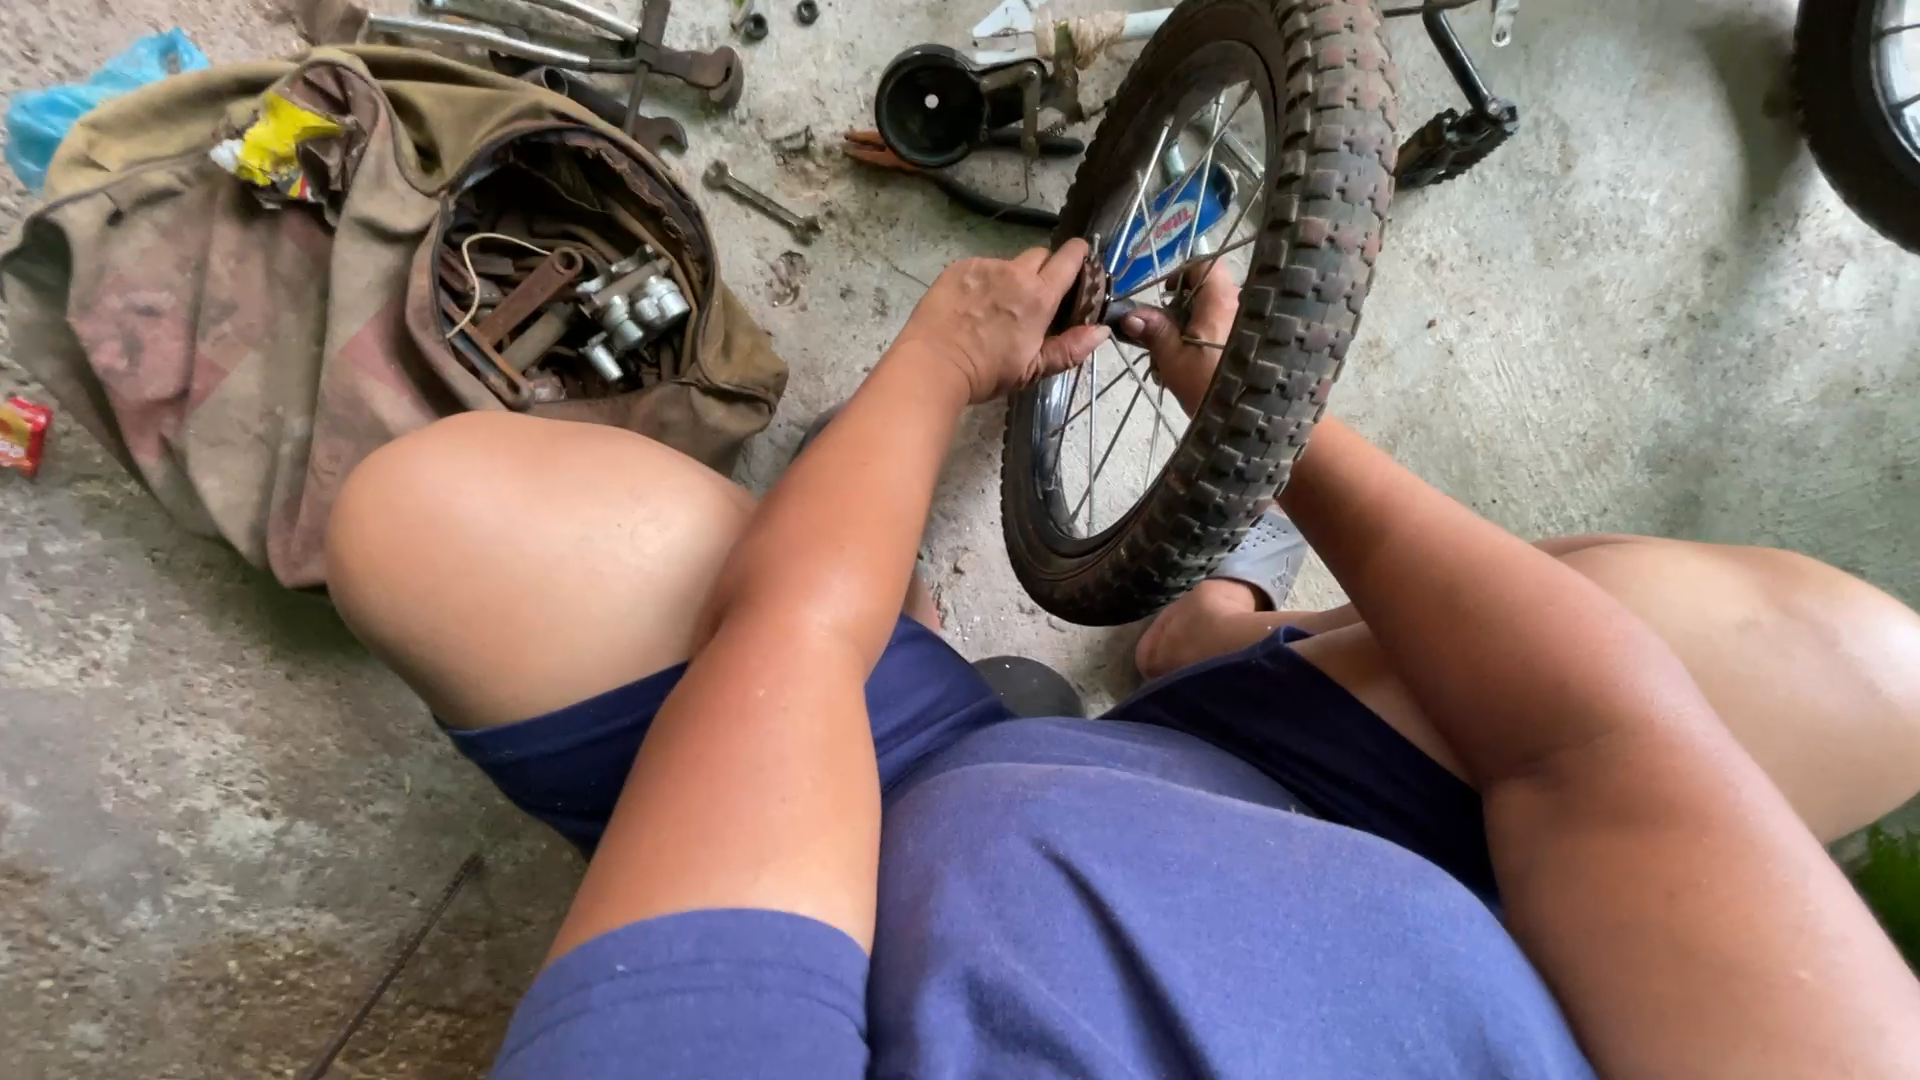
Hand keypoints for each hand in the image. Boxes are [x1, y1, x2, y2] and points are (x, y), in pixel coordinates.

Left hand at [889, 239, 1112, 404]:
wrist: (933, 365)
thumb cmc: (985, 373)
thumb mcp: (1031, 369)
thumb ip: (1069, 349)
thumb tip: (1101, 331)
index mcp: (1039, 297)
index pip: (1069, 257)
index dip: (1078, 257)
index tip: (1078, 266)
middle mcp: (1015, 273)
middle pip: (1041, 256)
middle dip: (1043, 271)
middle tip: (1034, 298)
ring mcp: (985, 266)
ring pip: (1009, 263)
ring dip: (1011, 278)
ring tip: (996, 308)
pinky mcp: (959, 268)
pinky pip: (982, 267)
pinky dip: (984, 281)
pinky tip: (972, 306)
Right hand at [1116, 267, 1239, 418]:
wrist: (1244, 417)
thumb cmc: (1205, 386)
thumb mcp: (1172, 359)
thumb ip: (1154, 331)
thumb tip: (1129, 315)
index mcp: (1221, 301)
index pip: (1205, 264)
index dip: (1183, 274)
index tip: (1167, 296)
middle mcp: (1241, 304)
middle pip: (1212, 287)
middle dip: (1186, 304)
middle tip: (1169, 328)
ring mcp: (1252, 323)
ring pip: (1220, 308)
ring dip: (1197, 322)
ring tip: (1182, 348)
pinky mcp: (1254, 341)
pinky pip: (1231, 325)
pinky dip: (1212, 335)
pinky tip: (1200, 359)